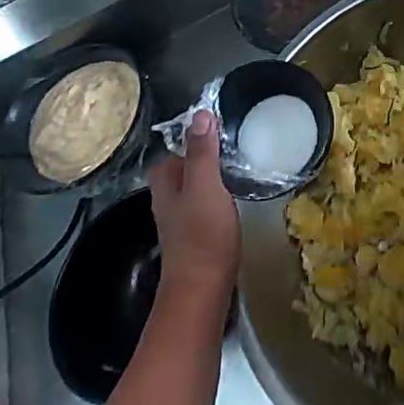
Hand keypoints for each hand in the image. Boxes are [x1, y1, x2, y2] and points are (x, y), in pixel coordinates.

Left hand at [147, 110, 240, 297]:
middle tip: (231, 146)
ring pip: (193, 188)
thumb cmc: (203, 234)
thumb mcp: (205, 186)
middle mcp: (167, 201)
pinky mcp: (196, 236)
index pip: (171, 152)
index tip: (216, 127)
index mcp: (165, 185)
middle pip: (181, 170)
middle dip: (201, 157)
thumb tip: (200, 114)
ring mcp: (181, 221)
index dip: (189, 139)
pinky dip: (217, 197)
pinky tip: (234, 198)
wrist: (203, 290)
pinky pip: (204, 205)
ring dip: (211, 177)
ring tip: (238, 166)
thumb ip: (202, 152)